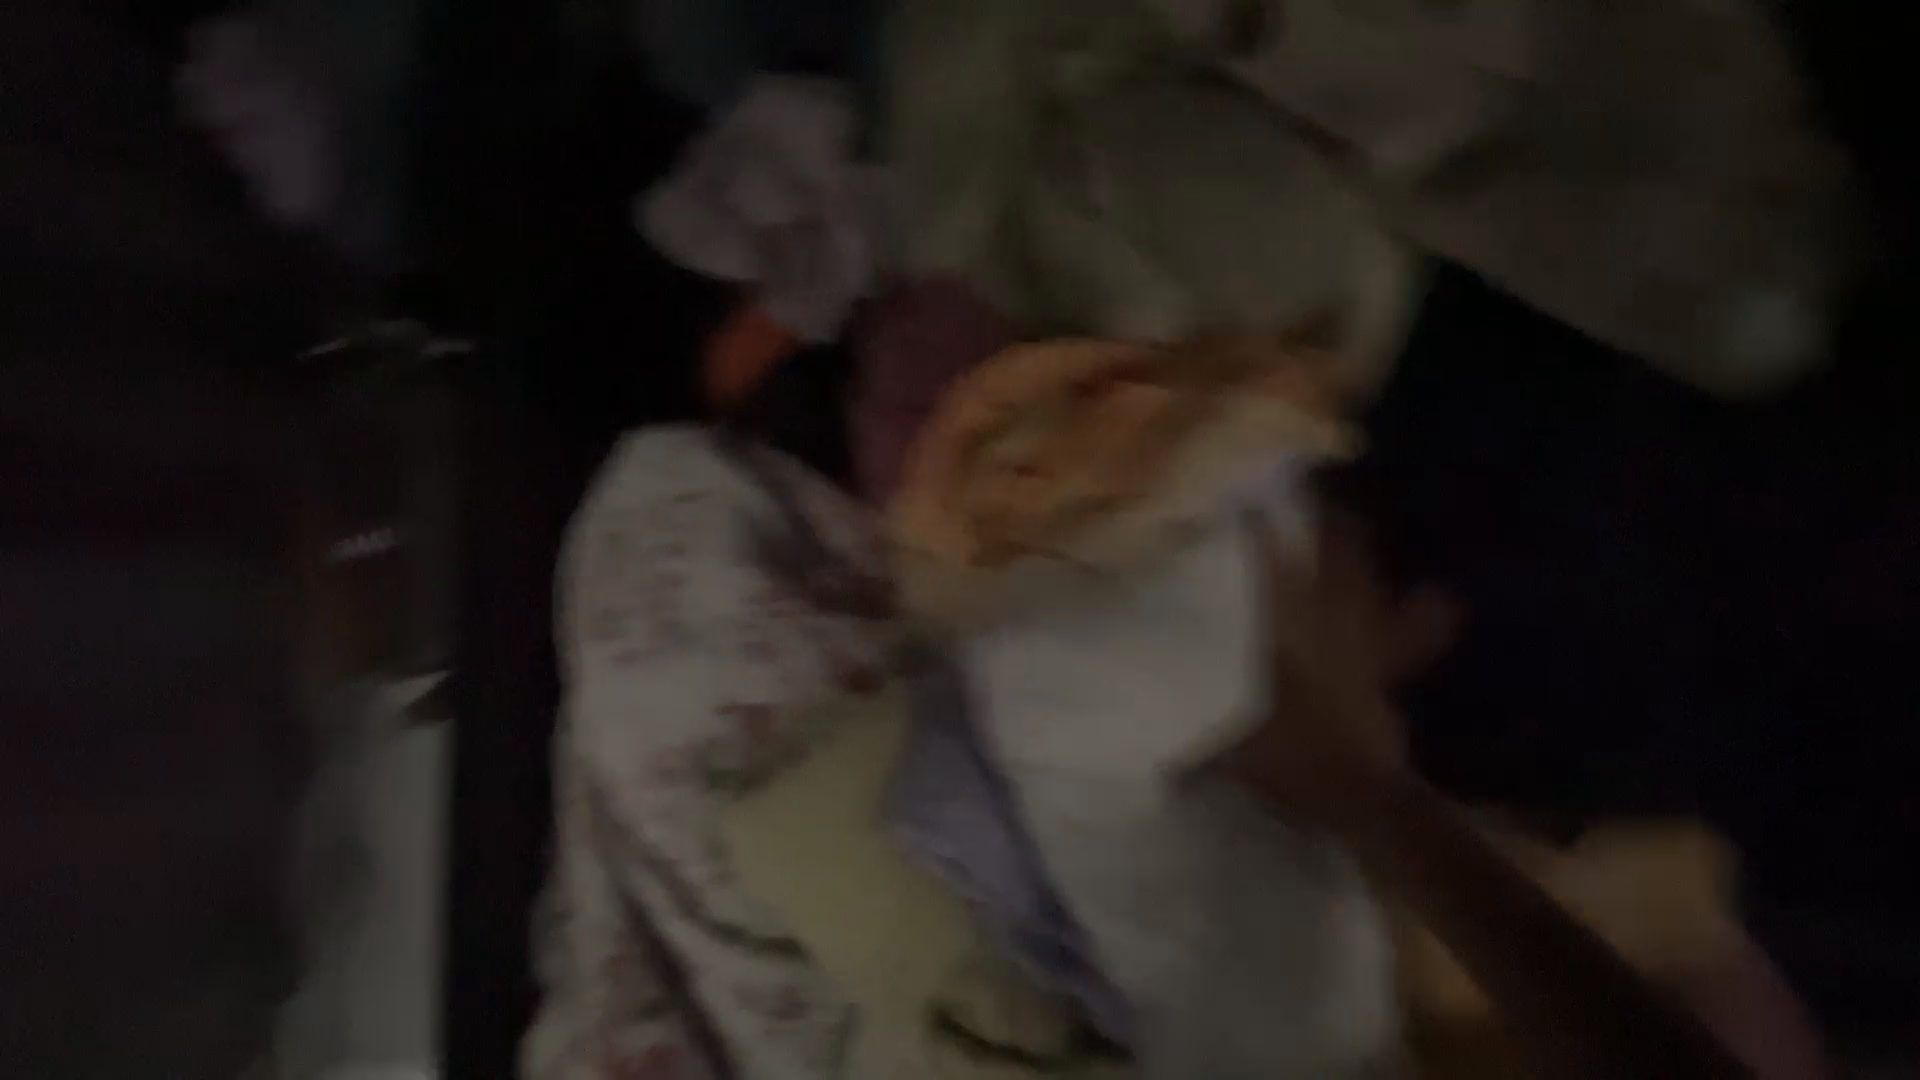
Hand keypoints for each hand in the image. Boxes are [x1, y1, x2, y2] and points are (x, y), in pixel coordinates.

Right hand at [1216, 511, 1458, 836]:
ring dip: (1361, 557)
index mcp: (1285, 645)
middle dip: (1325, 532)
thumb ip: (1196, 753)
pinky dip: (1422, 619)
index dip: (1262, 540)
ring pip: (1364, 592)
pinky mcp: (1383, 676)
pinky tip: (1437, 594)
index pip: (1271, 581)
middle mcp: (1326, 636)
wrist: (1362, 798)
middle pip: (1330, 572)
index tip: (1252, 503)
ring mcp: (1360, 652)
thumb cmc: (1294, 766)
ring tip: (1356, 520)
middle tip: (1321, 493)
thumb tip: (1158, 764)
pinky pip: (1403, 640)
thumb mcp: (1231, 757)